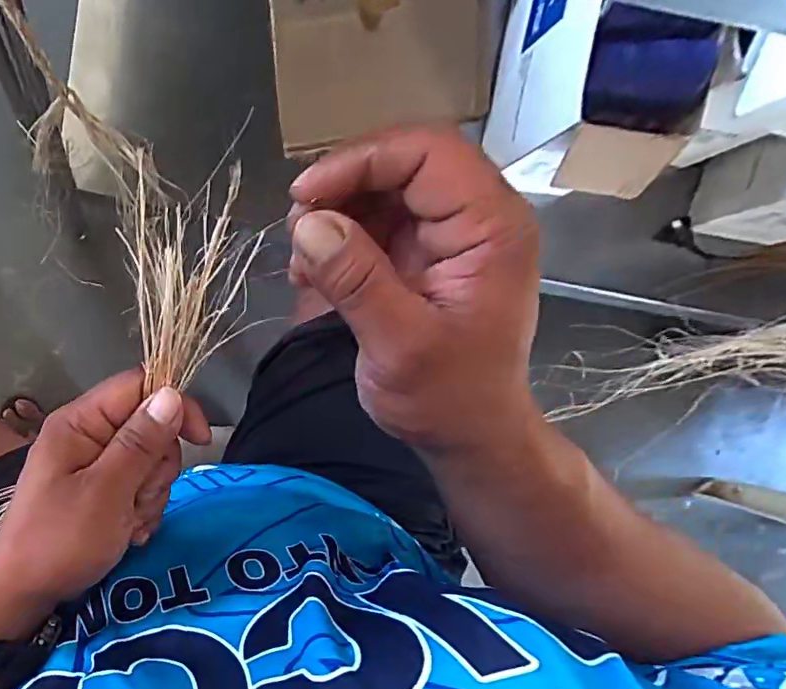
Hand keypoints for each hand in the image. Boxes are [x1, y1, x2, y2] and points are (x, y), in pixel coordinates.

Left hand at [0, 370, 211, 638]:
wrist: (24, 594)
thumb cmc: (59, 541)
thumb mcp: (106, 492)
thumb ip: (140, 443)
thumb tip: (172, 394)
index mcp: (79, 423)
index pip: (139, 387)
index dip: (175, 406)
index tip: (200, 440)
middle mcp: (86, 437)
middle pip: (150, 429)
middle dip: (157, 468)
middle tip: (137, 500)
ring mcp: (93, 467)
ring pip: (150, 464)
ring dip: (149, 497)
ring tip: (126, 525)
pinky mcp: (99, 494)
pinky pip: (138, 490)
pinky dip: (140, 513)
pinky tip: (126, 534)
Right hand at [287, 126, 542, 453]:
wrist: (468, 436)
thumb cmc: (445, 398)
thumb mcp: (398, 345)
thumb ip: (356, 281)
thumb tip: (308, 225)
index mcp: (489, 228)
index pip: (428, 154)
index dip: (361, 161)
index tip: (304, 196)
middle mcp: (474, 220)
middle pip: (406, 165)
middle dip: (344, 188)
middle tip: (296, 228)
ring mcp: (448, 240)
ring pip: (387, 194)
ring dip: (336, 216)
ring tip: (301, 257)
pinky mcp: (423, 262)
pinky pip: (378, 230)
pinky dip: (340, 243)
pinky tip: (313, 271)